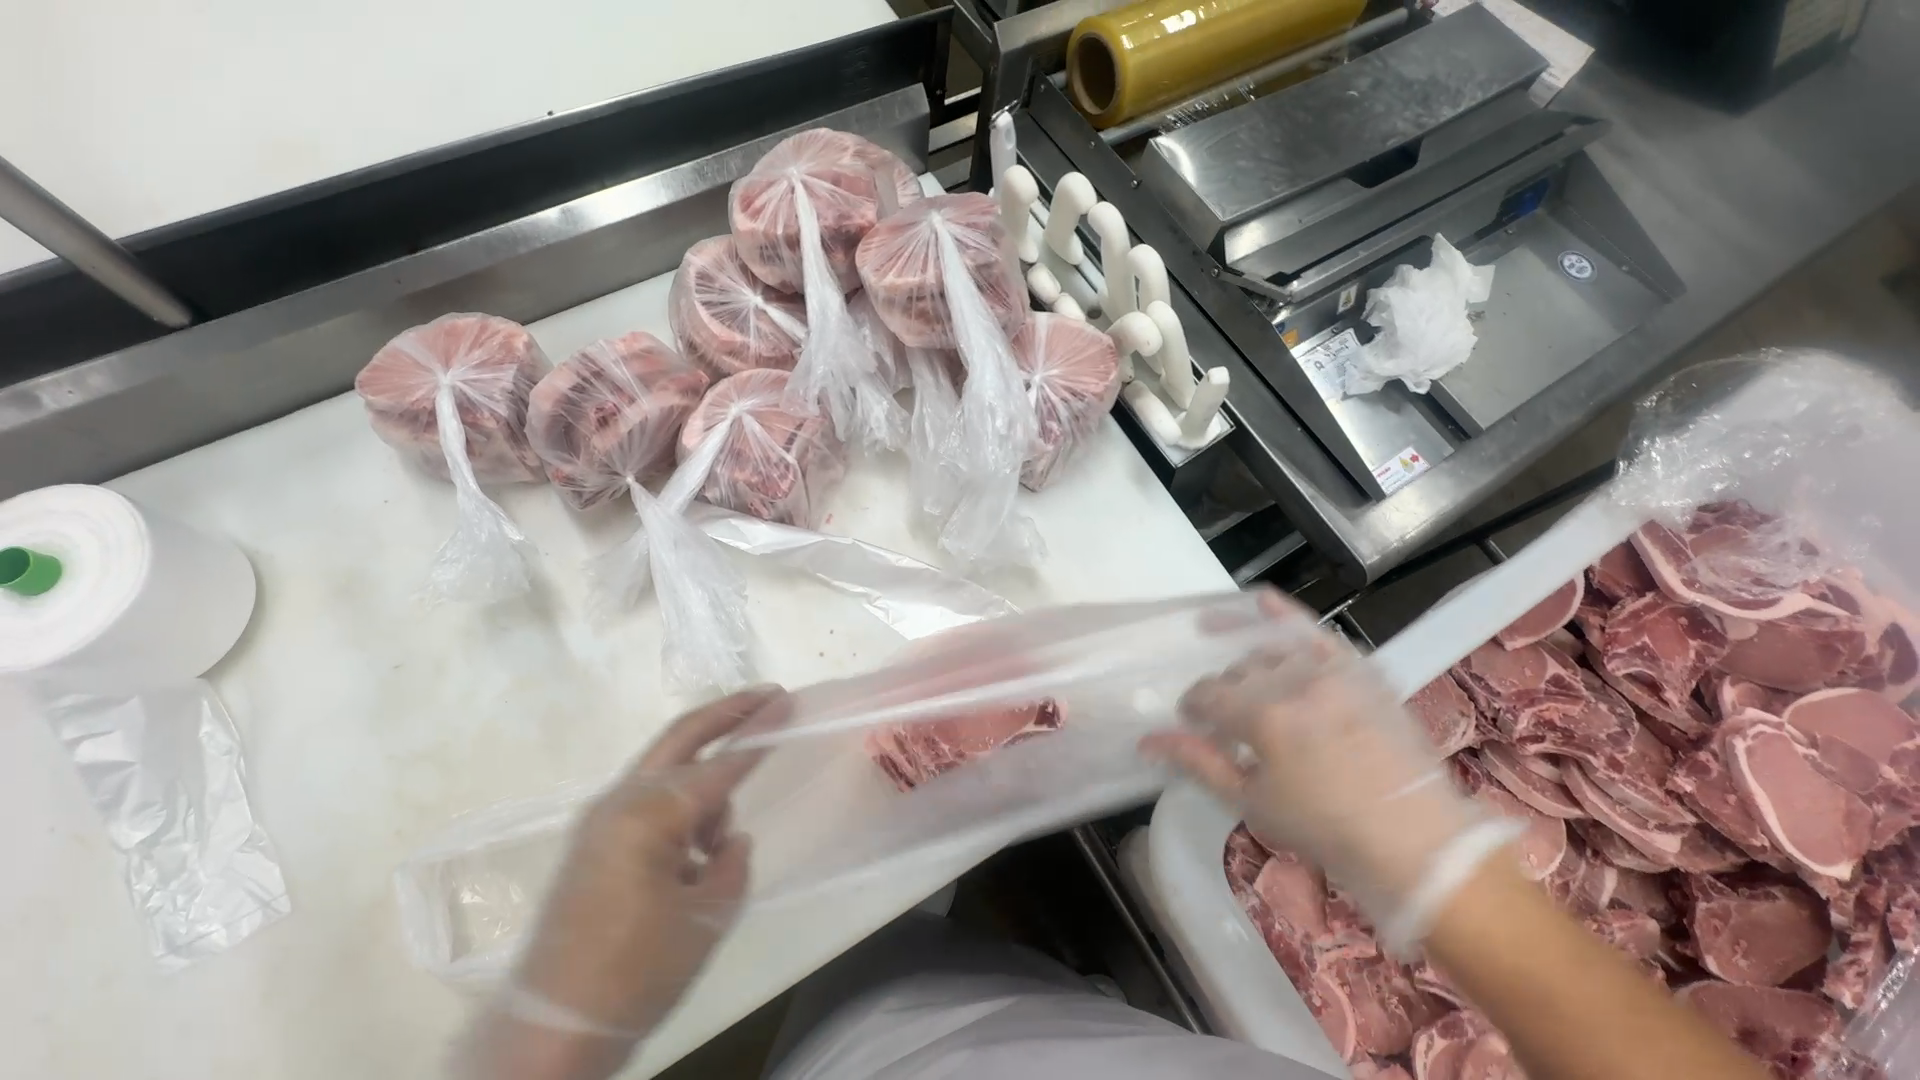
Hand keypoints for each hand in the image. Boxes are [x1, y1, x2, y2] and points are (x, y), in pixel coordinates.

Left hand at [488, 687, 788, 1064]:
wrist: (551, 1029)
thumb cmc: (636, 973)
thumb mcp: (706, 918)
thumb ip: (732, 865)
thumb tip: (728, 841)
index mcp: (651, 814)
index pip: (722, 763)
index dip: (761, 732)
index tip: (789, 701)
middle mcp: (620, 802)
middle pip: (682, 736)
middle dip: (728, 712)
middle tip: (769, 695)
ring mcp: (599, 821)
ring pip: (664, 772)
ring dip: (703, 782)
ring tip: (719, 844)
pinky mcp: (591, 844)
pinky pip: (647, 804)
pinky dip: (680, 809)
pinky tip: (692, 857)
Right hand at [1142, 591, 1512, 948]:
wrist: (1415, 838)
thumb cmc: (1326, 828)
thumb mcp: (1252, 802)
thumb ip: (1198, 762)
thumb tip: (1149, 740)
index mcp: (1265, 717)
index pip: (1208, 694)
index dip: (1193, 707)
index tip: (1193, 724)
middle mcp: (1296, 682)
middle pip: (1238, 671)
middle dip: (1224, 692)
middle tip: (1226, 721)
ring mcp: (1333, 671)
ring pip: (1271, 650)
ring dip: (1249, 662)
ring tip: (1246, 682)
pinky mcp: (1362, 670)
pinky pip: (1317, 629)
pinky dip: (1286, 613)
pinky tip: (1261, 600)